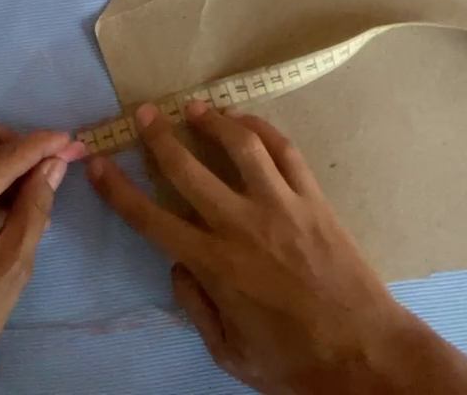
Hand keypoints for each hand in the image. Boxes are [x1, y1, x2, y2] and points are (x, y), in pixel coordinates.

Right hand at [86, 101, 466, 394]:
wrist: (369, 355)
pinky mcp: (312, 198)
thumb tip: (176, 264)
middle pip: (187, 167)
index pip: (150, 218)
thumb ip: (195, 307)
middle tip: (144, 112)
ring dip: (212, 120)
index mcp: (214, 263)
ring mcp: (280, 205)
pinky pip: (284, 151)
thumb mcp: (230, 352)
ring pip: (240, 145)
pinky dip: (261, 128)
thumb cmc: (295, 359)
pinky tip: (245, 121)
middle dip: (158, 135)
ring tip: (194, 107)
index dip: (117, 189)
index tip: (97, 163)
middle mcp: (240, 224)